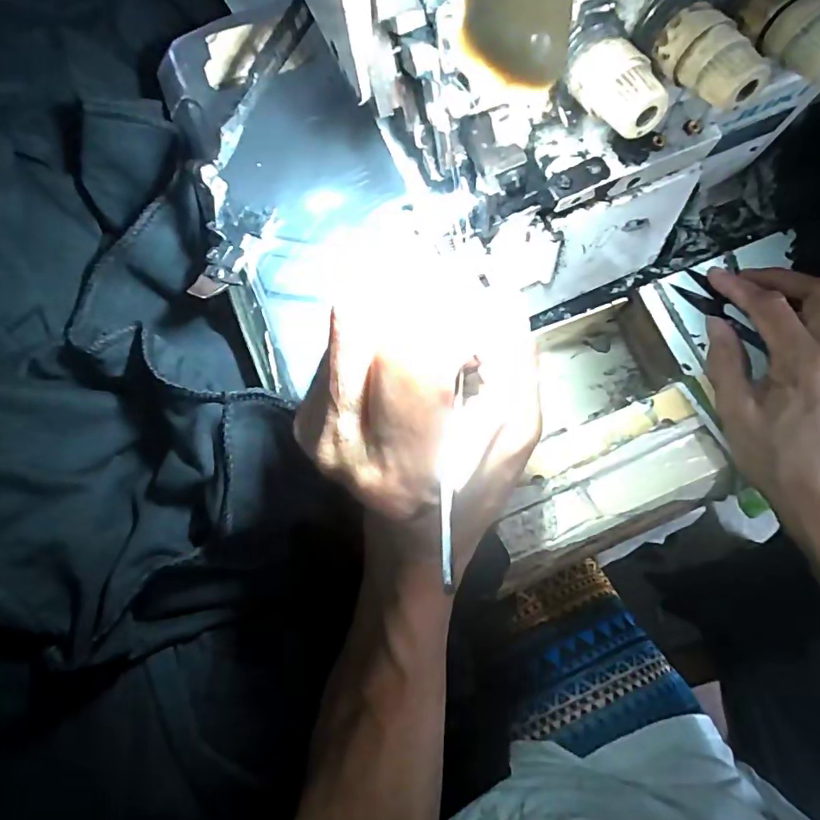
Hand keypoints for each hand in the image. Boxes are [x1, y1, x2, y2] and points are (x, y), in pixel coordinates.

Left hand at [294, 299, 539, 582]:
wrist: (408, 529)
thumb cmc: (470, 493)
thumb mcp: (515, 435)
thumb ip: (511, 365)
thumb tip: (491, 297)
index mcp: (404, 466)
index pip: (410, 364)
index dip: (448, 319)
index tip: (475, 312)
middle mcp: (345, 443)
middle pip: (361, 326)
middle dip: (413, 293)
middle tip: (448, 290)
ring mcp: (316, 425)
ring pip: (348, 322)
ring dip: (393, 299)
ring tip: (429, 309)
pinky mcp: (303, 409)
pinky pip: (340, 337)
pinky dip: (378, 321)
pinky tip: (403, 336)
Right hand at [703, 268, 819, 559]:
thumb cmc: (772, 458)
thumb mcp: (734, 411)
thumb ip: (725, 360)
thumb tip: (717, 321)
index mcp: (805, 363)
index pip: (771, 307)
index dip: (740, 287)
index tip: (715, 277)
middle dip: (780, 278)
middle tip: (748, 281)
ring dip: (814, 292)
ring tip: (781, 296)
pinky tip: (815, 324)